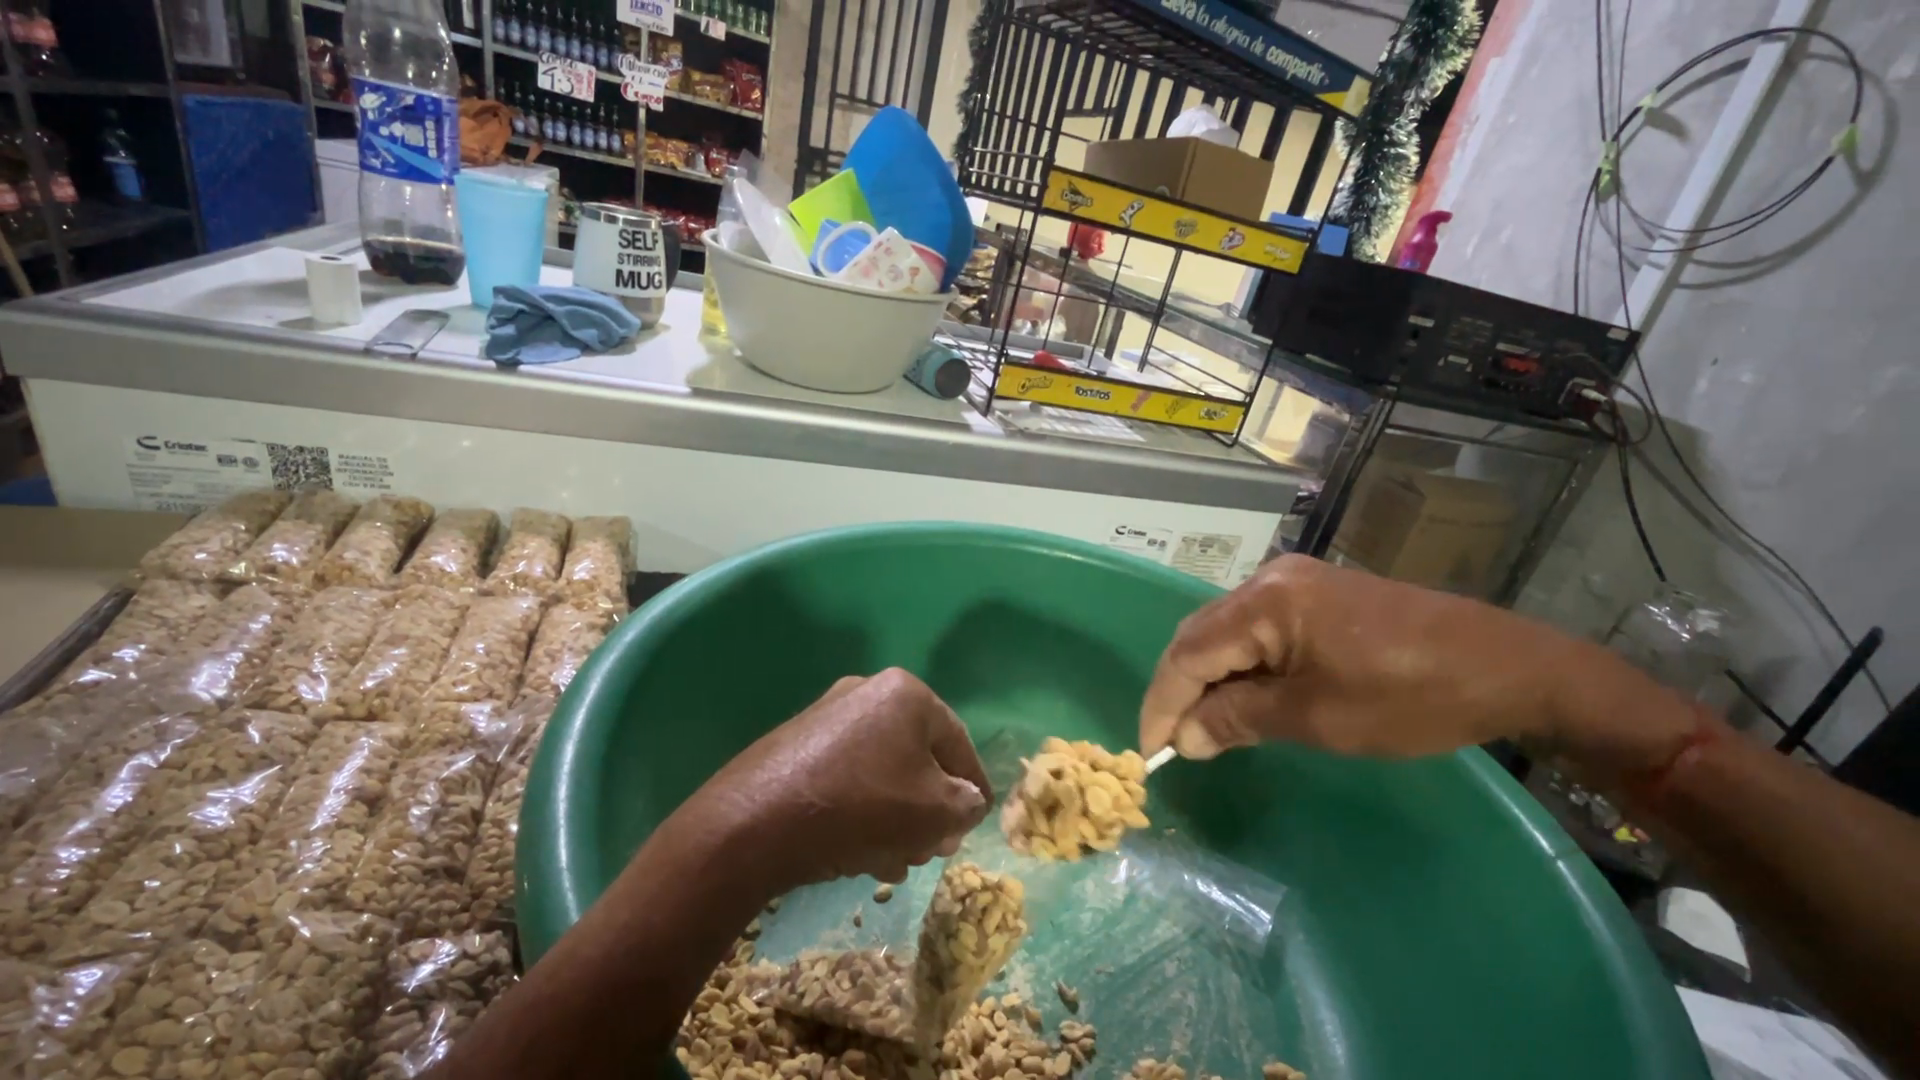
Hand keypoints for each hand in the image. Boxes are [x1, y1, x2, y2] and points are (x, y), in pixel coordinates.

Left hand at [694, 668, 991, 888]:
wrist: (756, 823)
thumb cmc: (863, 808)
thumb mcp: (935, 812)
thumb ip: (966, 805)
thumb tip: (965, 802)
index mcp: (906, 694)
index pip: (958, 744)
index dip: (973, 790)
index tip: (973, 826)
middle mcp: (866, 693)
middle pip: (917, 758)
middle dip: (929, 810)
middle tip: (930, 851)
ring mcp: (826, 717)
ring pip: (882, 773)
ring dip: (897, 818)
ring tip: (895, 863)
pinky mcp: (795, 746)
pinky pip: (847, 778)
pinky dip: (862, 811)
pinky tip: (860, 854)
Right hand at [1139, 555, 1693, 773]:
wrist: (1509, 667)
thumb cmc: (1411, 698)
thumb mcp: (1317, 718)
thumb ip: (1238, 720)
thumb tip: (1183, 739)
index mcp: (1266, 602)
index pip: (1188, 653)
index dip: (1162, 705)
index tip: (1150, 753)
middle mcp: (1271, 578)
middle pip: (1200, 635)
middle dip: (1180, 691)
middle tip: (1173, 744)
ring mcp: (1296, 582)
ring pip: (1226, 632)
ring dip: (1209, 678)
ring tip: (1202, 728)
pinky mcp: (1318, 594)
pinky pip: (1257, 629)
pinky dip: (1240, 665)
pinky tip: (1241, 697)